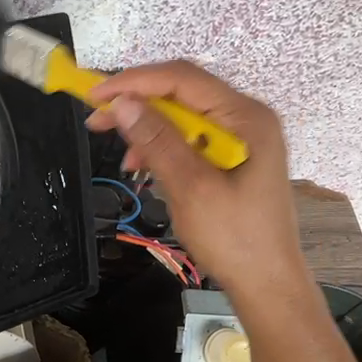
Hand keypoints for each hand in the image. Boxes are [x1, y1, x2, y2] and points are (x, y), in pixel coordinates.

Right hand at [85, 62, 305, 304]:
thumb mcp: (190, 188)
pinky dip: (163, 148)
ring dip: (148, 130)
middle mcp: (246, 118)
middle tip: (96, 122)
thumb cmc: (233, 238)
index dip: (135, 81)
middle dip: (138, 104)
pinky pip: (190, 141)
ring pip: (183, 118)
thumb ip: (158, 141)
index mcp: (245, 117)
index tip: (94, 95)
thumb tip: (124, 103)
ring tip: (125, 159)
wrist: (267, 282)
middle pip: (183, 94)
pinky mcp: (232, 160)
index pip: (182, 79)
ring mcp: (241, 139)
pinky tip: (146, 168)